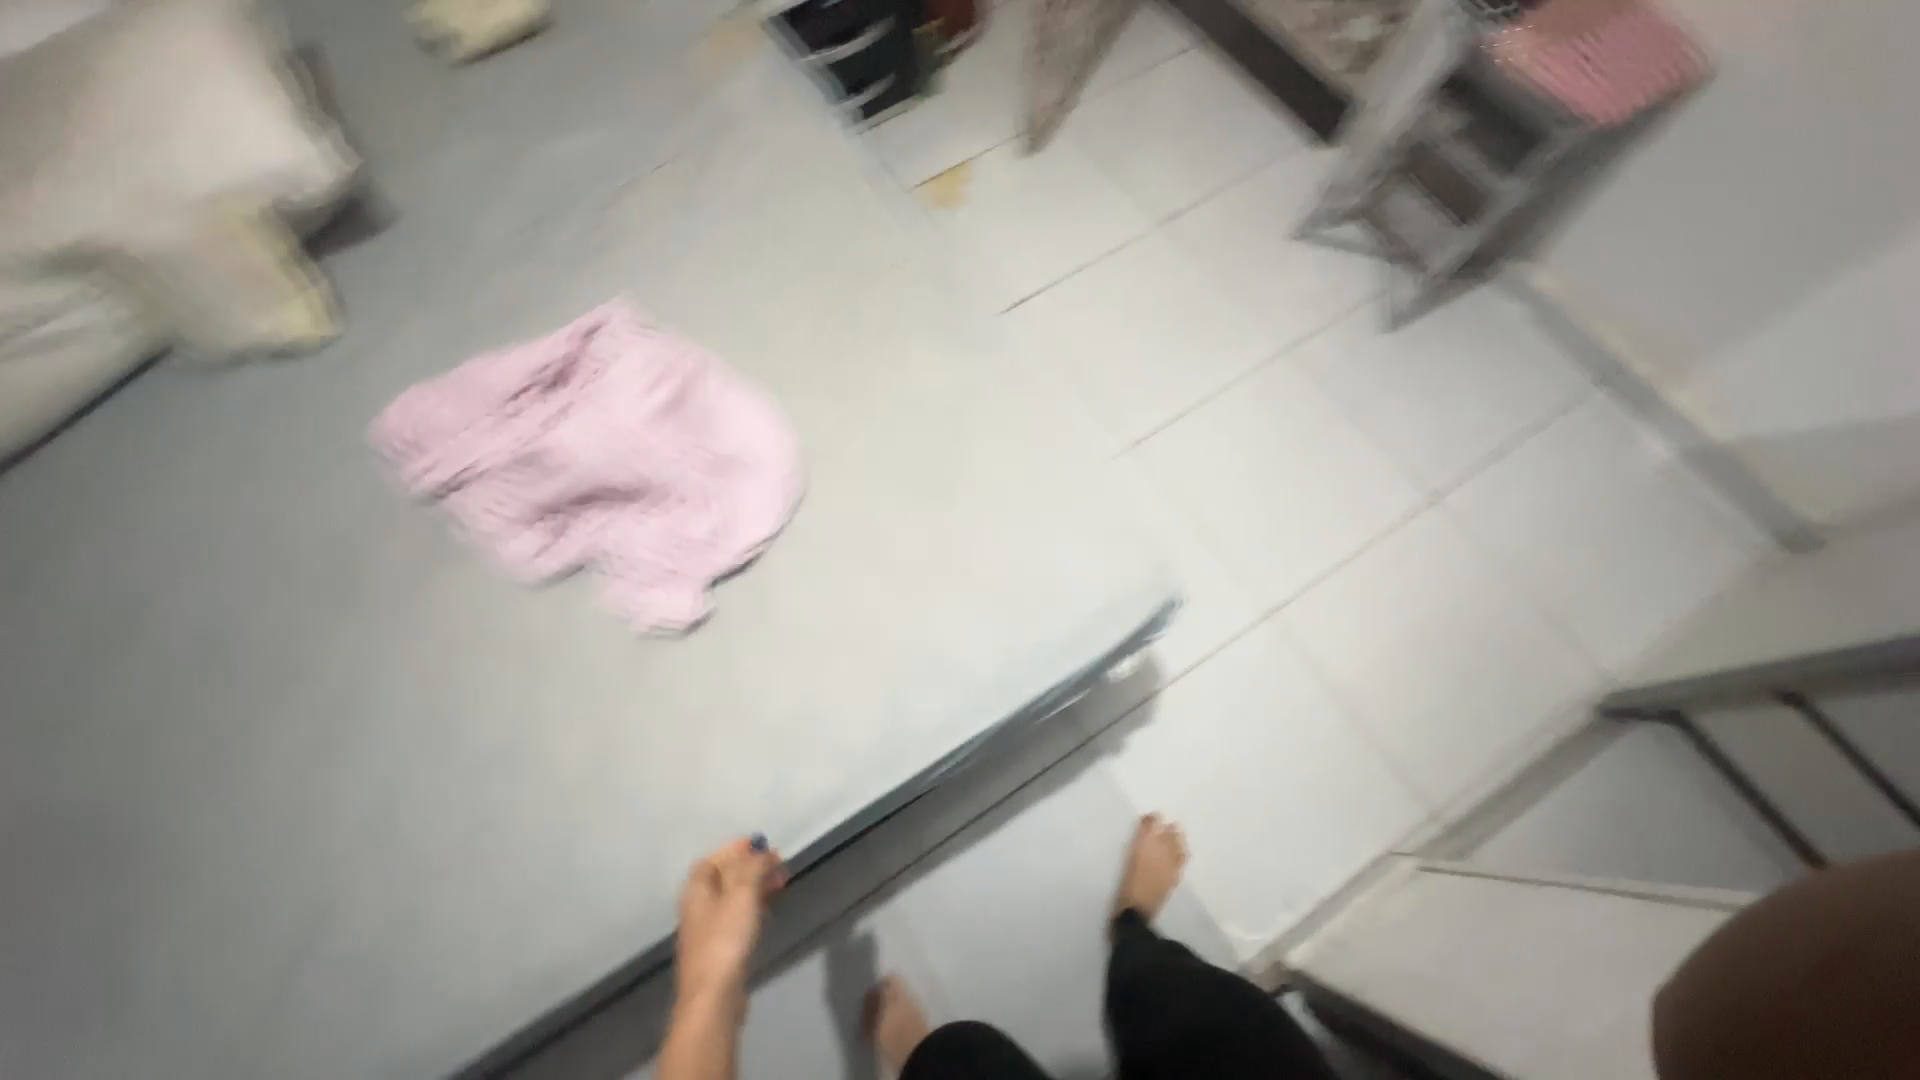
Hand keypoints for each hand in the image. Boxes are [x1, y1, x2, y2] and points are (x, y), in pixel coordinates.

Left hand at [675, 837, 786, 1002]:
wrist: (714, 996)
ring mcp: (707, 930)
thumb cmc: (725, 938)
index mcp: (697, 889)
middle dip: (750, 866)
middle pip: (724, 877)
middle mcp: (698, 906)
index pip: (713, 858)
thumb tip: (761, 851)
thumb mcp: (742, 893)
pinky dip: (753, 906)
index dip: (735, 848)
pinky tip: (767, 910)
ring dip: (755, 885)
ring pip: (732, 897)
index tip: (760, 844)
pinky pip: (737, 916)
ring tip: (779, 883)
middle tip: (778, 863)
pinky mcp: (720, 949)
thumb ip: (752, 866)